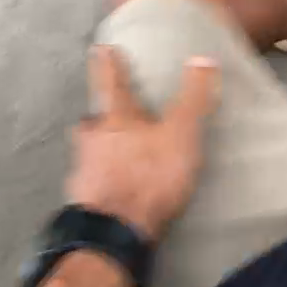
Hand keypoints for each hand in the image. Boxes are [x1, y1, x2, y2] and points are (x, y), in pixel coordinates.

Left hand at [66, 45, 218, 242]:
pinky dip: (101, 185)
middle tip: (103, 115)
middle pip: (90, 122)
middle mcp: (92, 143)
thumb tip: (202, 57)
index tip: (100, 48)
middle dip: (96, 117)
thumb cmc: (147, 176)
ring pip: (86, 156)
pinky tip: (113, 193)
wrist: (113, 238)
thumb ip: (193, 98)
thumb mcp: (180, 133)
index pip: (110, 83)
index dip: (107, 64)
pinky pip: (91, 187)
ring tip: (112, 157)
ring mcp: (83, 177)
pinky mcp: (84, 208)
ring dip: (96, 152)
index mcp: (115, 119)